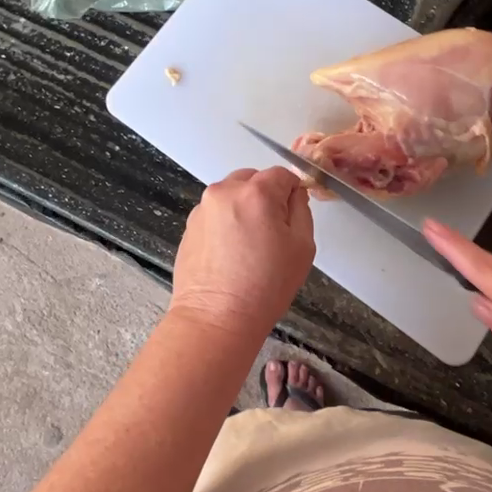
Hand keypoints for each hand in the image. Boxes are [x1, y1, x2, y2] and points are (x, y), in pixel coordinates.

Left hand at [169, 167, 315, 338]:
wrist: (216, 317)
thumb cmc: (265, 286)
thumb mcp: (302, 247)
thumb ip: (301, 210)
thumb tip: (294, 194)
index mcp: (256, 193)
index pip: (282, 174)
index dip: (292, 192)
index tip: (292, 215)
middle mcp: (225, 192)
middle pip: (253, 179)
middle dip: (265, 197)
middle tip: (271, 232)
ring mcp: (203, 208)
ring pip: (232, 195)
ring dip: (243, 208)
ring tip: (249, 246)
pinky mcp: (190, 225)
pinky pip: (215, 212)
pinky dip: (226, 223)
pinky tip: (230, 253)